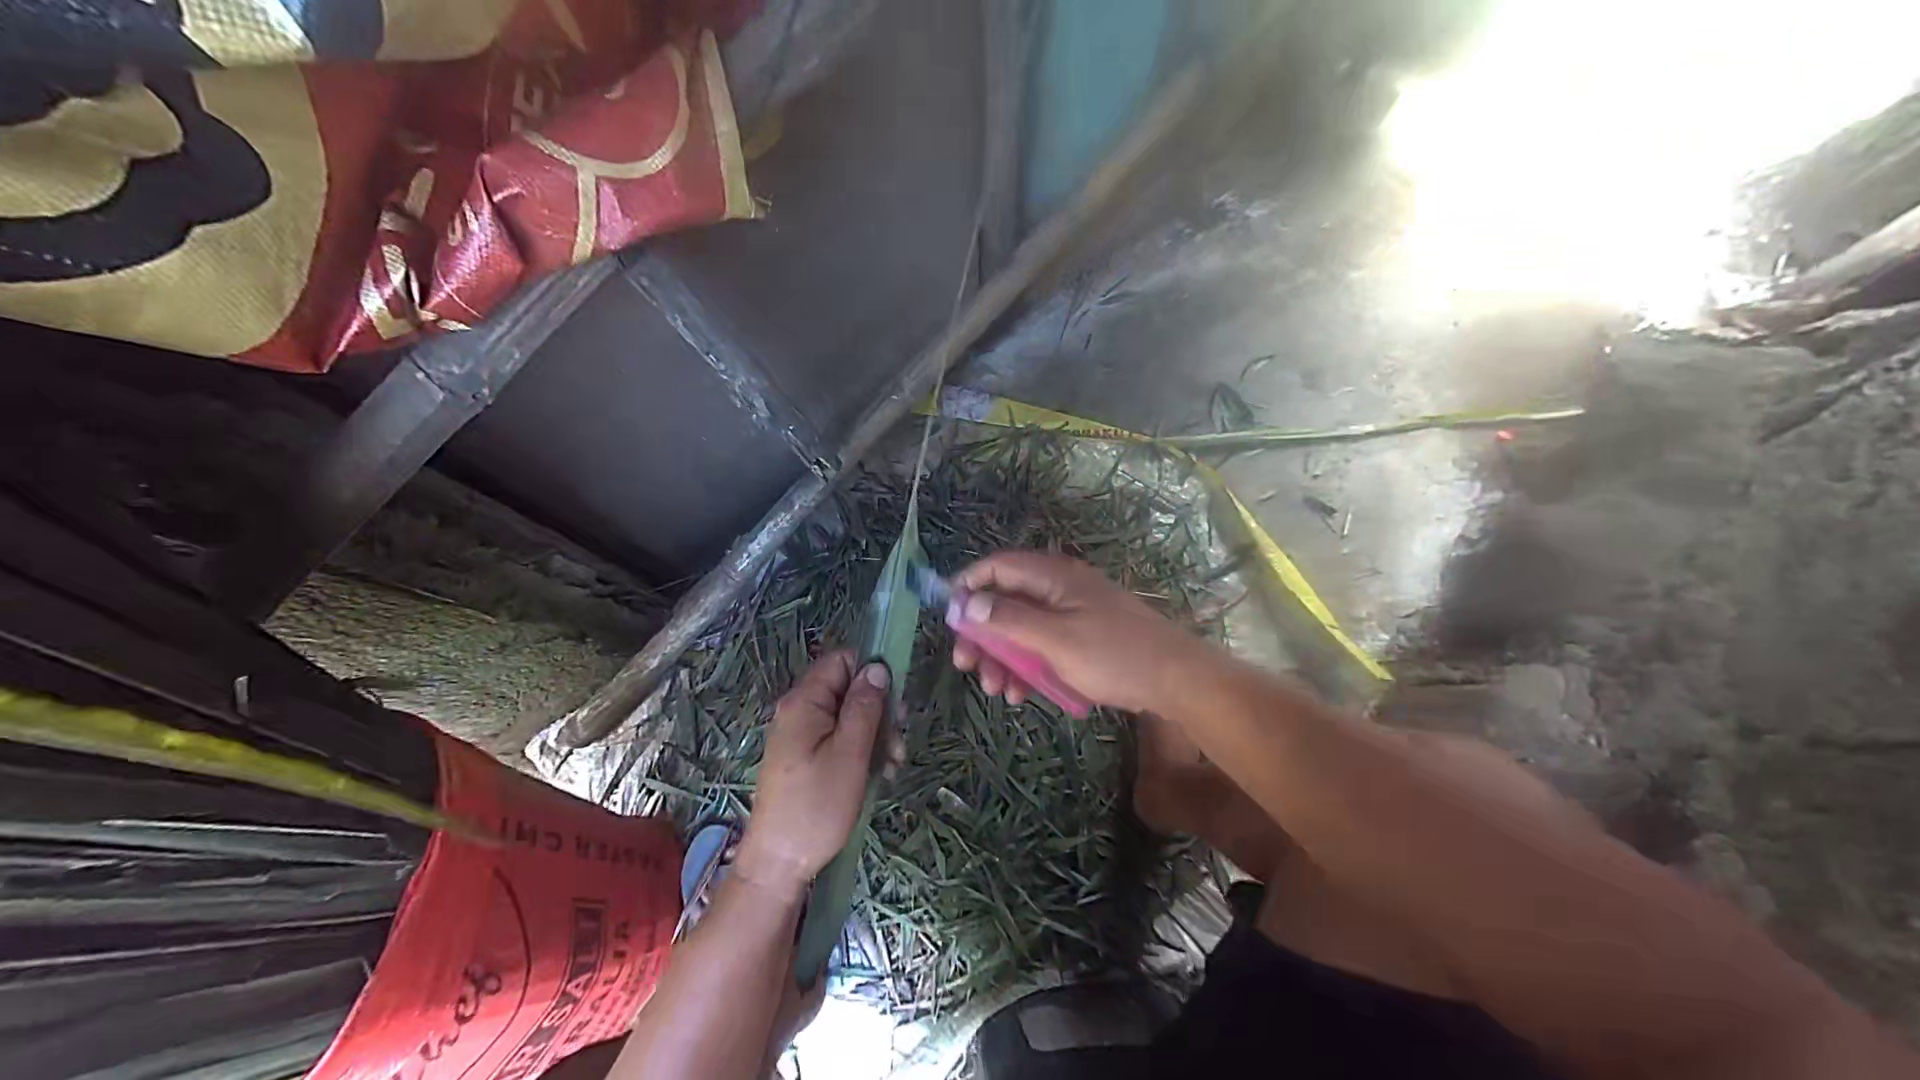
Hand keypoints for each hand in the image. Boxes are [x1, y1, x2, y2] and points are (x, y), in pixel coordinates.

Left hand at [735, 650, 888, 896]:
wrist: (780, 863)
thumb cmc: (817, 805)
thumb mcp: (850, 752)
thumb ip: (865, 705)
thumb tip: (877, 667)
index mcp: (804, 701)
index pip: (842, 660)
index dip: (872, 673)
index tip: (896, 701)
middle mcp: (798, 711)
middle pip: (848, 689)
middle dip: (880, 711)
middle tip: (898, 742)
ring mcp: (800, 736)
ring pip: (849, 717)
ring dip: (876, 736)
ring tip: (893, 766)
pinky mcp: (805, 759)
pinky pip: (839, 740)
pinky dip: (862, 752)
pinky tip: (880, 775)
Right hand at [949, 551, 1210, 712]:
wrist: (1176, 680)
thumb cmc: (1113, 654)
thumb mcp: (1055, 639)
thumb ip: (1008, 620)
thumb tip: (964, 603)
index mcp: (1053, 577)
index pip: (998, 566)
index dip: (968, 585)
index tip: (947, 615)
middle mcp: (1059, 589)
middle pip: (1005, 602)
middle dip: (982, 635)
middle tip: (965, 665)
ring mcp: (1072, 614)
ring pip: (1022, 629)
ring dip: (1002, 658)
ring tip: (996, 690)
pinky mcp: (1082, 638)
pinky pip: (1043, 647)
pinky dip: (1027, 667)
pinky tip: (1021, 694)